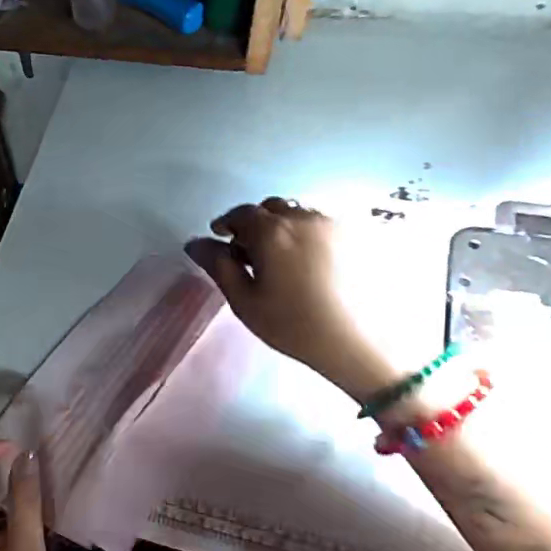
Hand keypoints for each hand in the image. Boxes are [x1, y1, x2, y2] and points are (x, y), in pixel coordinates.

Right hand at [186, 199, 398, 399]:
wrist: (353, 341)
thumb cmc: (291, 325)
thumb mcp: (245, 301)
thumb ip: (219, 266)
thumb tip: (196, 243)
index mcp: (271, 232)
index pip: (241, 214)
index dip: (227, 223)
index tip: (221, 238)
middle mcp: (302, 217)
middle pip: (271, 208)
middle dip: (256, 224)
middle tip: (251, 252)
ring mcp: (332, 223)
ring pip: (298, 213)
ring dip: (284, 226)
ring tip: (282, 258)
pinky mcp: (354, 235)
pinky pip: (322, 224)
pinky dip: (308, 234)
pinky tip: (310, 262)